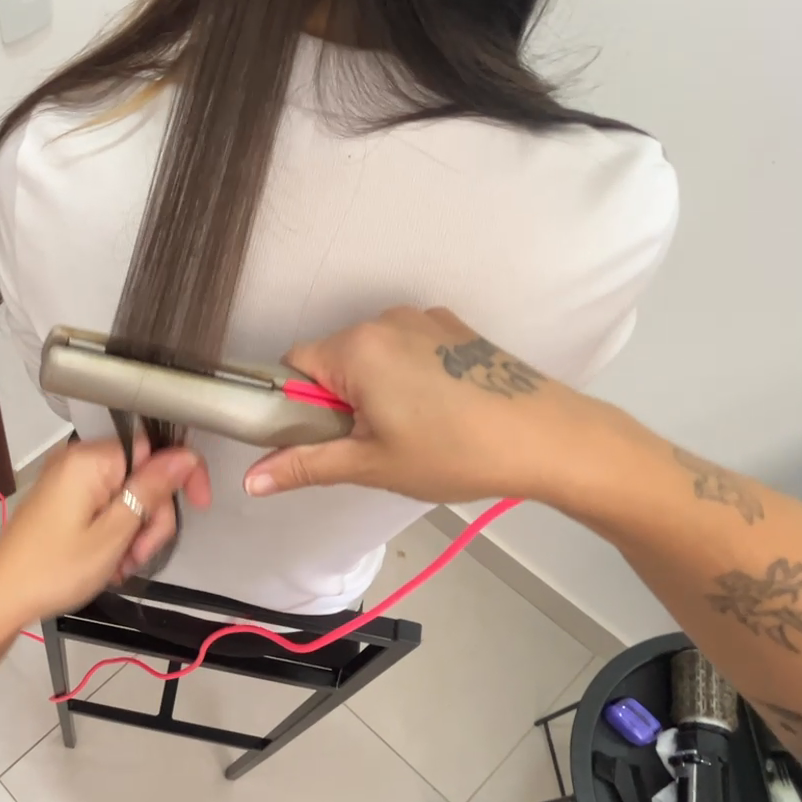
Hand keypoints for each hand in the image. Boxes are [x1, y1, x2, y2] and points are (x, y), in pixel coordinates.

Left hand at [0, 439, 211, 632]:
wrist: (1, 599)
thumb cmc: (54, 569)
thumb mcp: (113, 534)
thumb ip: (151, 491)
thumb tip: (185, 456)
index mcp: (90, 460)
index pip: (154, 448)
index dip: (180, 476)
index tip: (198, 506)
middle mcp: (78, 462)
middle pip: (141, 477)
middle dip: (150, 519)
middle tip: (137, 556)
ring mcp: (68, 483)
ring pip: (126, 499)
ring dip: (133, 535)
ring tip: (118, 567)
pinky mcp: (63, 503)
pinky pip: (104, 510)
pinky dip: (114, 537)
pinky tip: (107, 565)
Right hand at [243, 307, 640, 505]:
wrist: (552, 439)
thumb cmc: (453, 453)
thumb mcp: (369, 465)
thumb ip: (303, 465)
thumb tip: (249, 482)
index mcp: (357, 347)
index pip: (292, 365)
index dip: (296, 403)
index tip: (322, 435)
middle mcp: (386, 320)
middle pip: (330, 359)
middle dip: (335, 398)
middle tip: (368, 442)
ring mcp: (425, 319)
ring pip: (368, 356)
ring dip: (369, 388)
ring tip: (406, 428)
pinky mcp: (455, 328)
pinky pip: (404, 348)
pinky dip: (402, 376)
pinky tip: (433, 409)